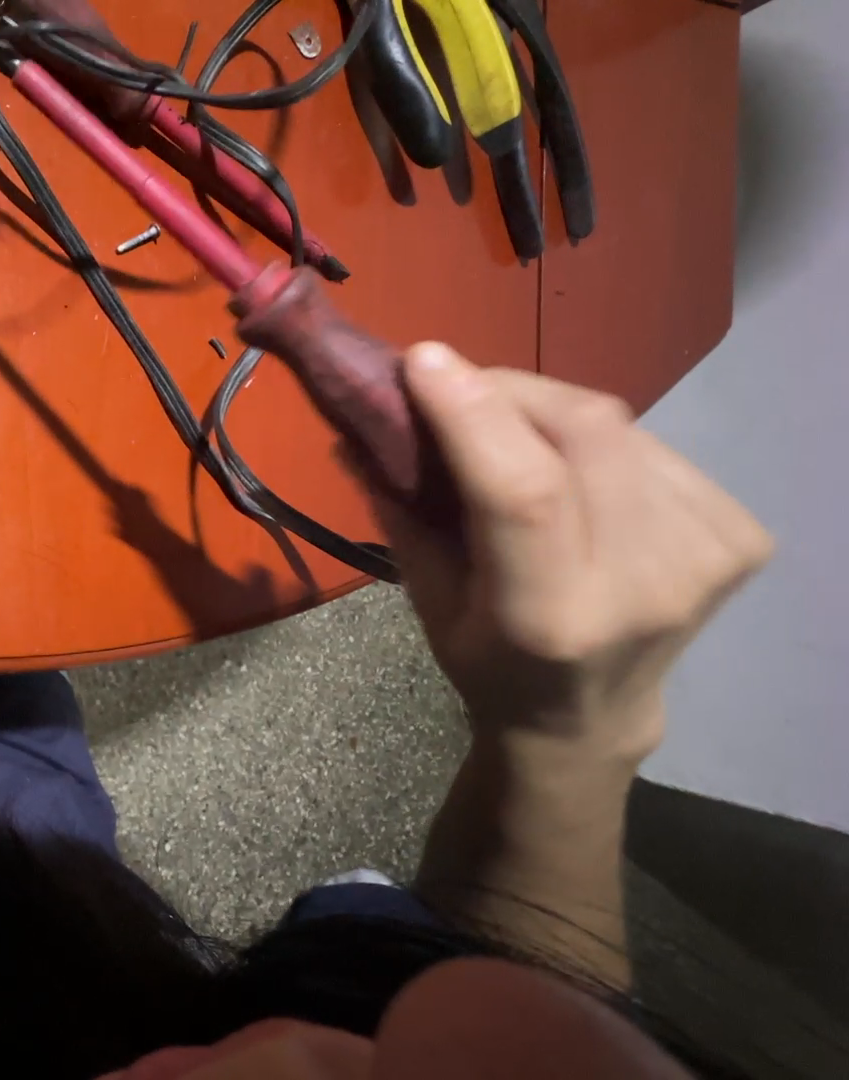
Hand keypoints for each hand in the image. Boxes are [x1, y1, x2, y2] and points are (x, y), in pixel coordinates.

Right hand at [383, 345, 772, 767]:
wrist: (587, 713)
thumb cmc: (484, 661)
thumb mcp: (423, 599)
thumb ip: (401, 513)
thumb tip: (356, 433)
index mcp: (548, 615)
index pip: (522, 492)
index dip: (472, 414)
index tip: (422, 360)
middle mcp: (643, 583)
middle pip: (583, 436)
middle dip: (503, 390)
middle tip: (447, 382)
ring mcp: (707, 555)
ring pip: (617, 429)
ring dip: (541, 408)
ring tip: (495, 424)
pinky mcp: (740, 533)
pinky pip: (649, 446)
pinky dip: (589, 436)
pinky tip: (562, 461)